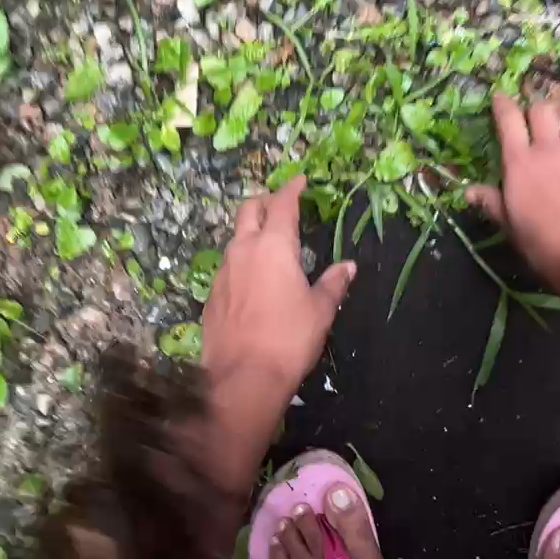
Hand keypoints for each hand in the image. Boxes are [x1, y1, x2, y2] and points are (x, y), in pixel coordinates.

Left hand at [199, 177, 354, 490]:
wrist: (241, 378)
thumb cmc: (288, 339)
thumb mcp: (320, 311)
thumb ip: (333, 283)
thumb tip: (347, 266)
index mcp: (273, 245)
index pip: (282, 203)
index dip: (292, 188)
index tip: (301, 180)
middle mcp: (244, 249)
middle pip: (249, 209)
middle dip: (266, 201)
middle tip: (283, 206)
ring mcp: (223, 270)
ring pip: (236, 237)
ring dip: (252, 231)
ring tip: (270, 245)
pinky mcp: (211, 293)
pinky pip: (228, 264)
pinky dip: (243, 260)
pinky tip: (254, 279)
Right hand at [467, 89, 559, 291]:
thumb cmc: (544, 244)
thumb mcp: (511, 225)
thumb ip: (492, 202)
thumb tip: (469, 190)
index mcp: (520, 162)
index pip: (508, 119)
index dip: (503, 104)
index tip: (501, 96)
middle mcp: (551, 150)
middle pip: (543, 111)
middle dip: (538, 111)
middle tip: (538, 121)